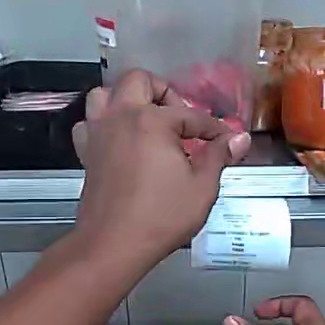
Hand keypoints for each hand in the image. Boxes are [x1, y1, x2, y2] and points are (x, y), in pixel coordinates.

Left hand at [71, 69, 251, 267]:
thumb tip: (238, 139)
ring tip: (146, 119)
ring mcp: (98, 133)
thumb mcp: (201, 188)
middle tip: (180, 117)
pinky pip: (89, 123)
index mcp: (151, 121)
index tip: (225, 139)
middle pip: (140, 81)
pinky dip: (104, 123)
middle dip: (164, 92)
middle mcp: (120, 117)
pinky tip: (120, 139)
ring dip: (126, 99)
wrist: (113, 244)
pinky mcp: (86, 152)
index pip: (191, 115)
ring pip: (105, 94)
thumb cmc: (159, 217)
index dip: (213, 128)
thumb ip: (218, 156)